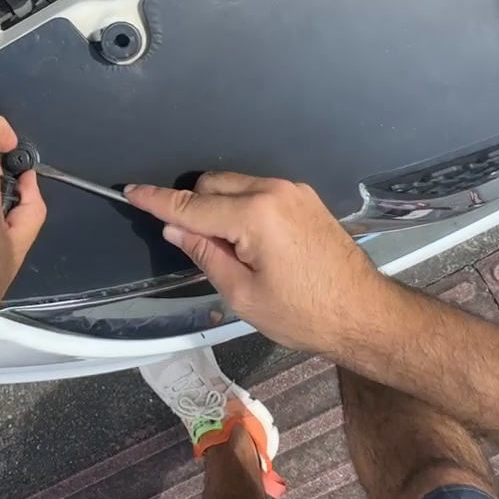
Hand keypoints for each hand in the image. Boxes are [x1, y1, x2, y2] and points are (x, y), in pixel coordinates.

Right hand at [123, 173, 383, 353]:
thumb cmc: (303, 314)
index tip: (131, 191)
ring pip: (233, 183)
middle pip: (211, 185)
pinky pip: (256, 188)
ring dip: (218, 205)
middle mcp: (271, 190)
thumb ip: (205, 254)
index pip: (192, 205)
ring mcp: (291, 189)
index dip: (157, 200)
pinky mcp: (303, 195)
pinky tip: (252, 239)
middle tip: (199, 246)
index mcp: (254, 216)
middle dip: (194, 207)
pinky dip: (241, 204)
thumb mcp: (243, 295)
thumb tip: (176, 228)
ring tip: (232, 248)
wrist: (367, 314)